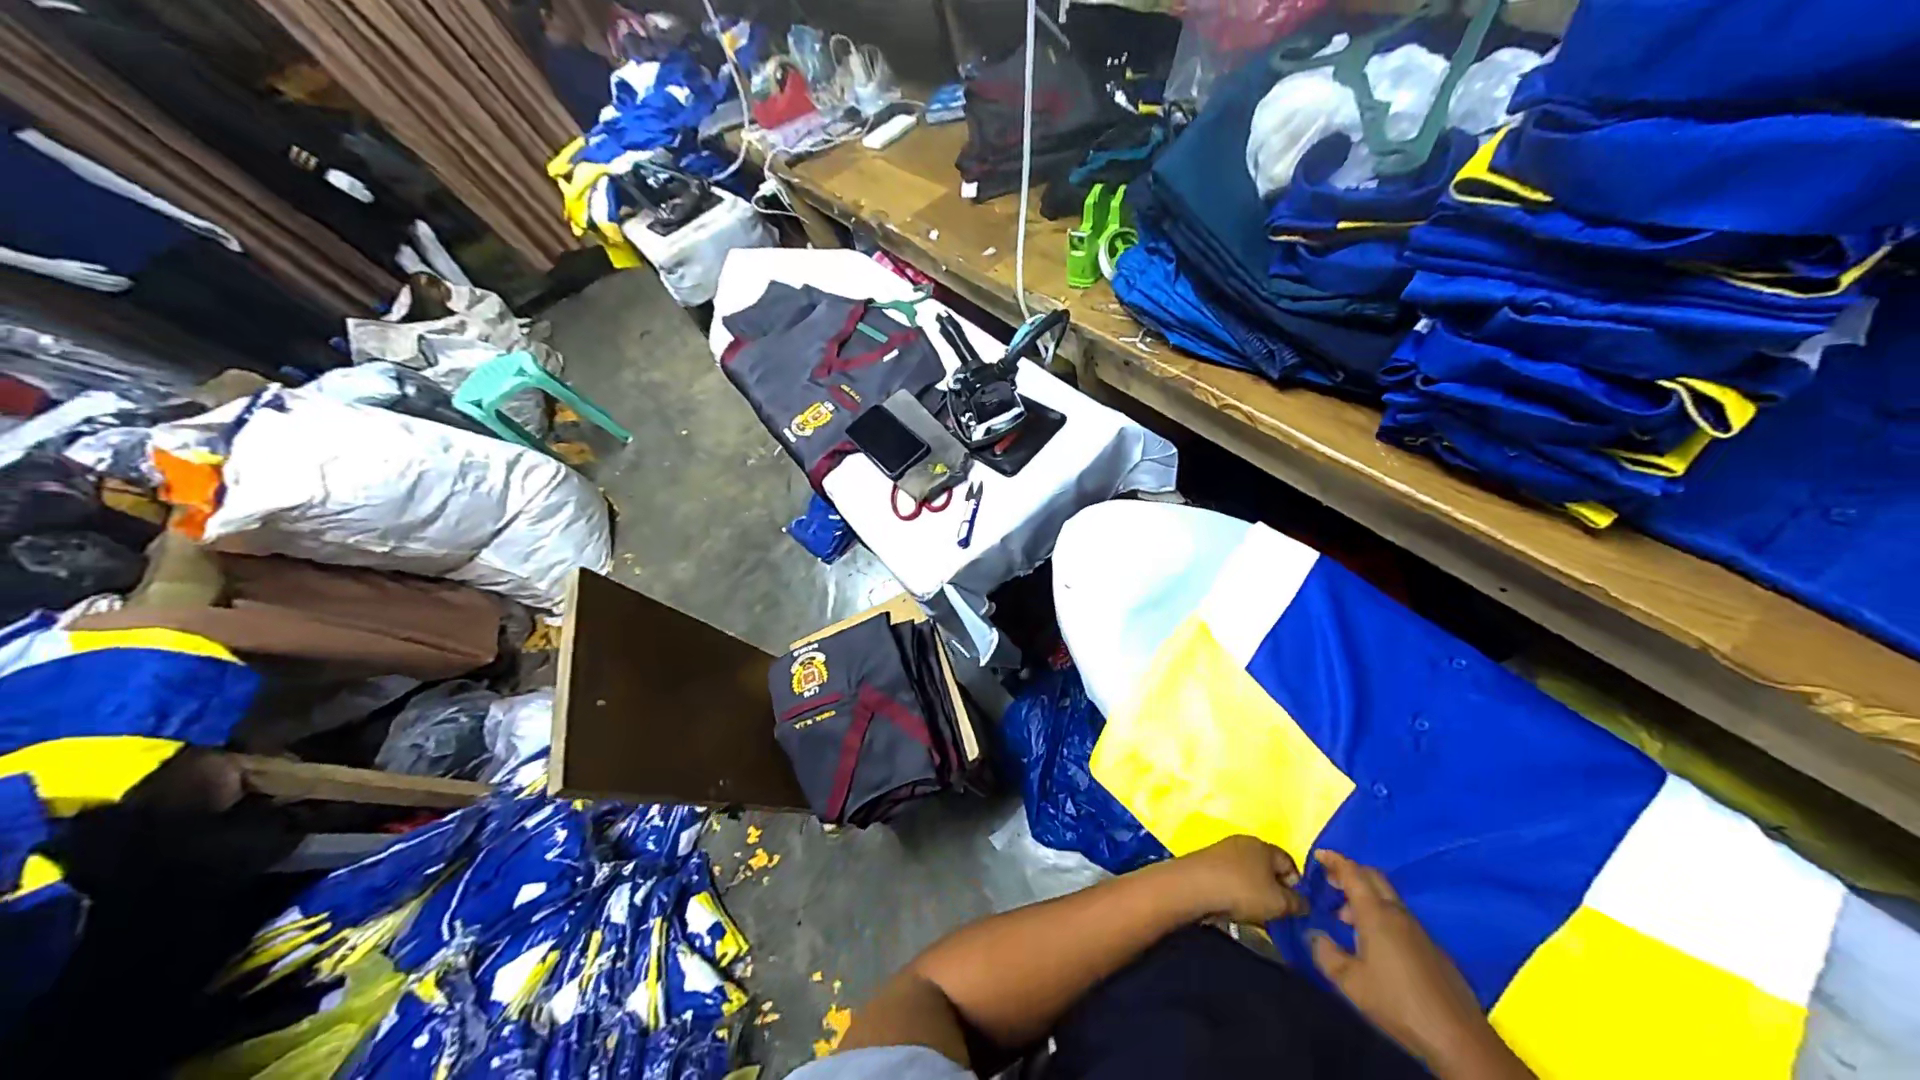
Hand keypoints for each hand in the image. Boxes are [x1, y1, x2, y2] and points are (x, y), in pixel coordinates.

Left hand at [1167, 835, 1305, 922]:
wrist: (1193, 887)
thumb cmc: (1242, 890)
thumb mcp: (1279, 902)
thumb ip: (1298, 904)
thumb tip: (1305, 904)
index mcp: (1263, 846)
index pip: (1289, 862)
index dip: (1297, 885)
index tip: (1297, 907)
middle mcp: (1243, 843)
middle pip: (1267, 868)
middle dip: (1275, 892)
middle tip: (1278, 914)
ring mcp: (1222, 852)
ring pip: (1248, 875)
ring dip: (1255, 895)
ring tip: (1257, 916)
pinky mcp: (1207, 864)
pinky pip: (1230, 880)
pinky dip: (1236, 894)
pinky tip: (1235, 910)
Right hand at [1308, 852, 1519, 1074]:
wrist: (1457, 1037)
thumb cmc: (1396, 1002)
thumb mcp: (1349, 981)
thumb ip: (1325, 952)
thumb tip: (1314, 933)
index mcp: (1376, 915)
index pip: (1353, 874)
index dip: (1335, 860)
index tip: (1319, 854)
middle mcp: (1399, 915)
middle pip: (1374, 878)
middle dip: (1351, 873)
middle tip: (1331, 881)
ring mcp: (1420, 931)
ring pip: (1388, 899)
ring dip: (1365, 898)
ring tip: (1346, 917)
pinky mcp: (1433, 949)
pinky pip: (1401, 918)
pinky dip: (1381, 916)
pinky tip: (1374, 942)